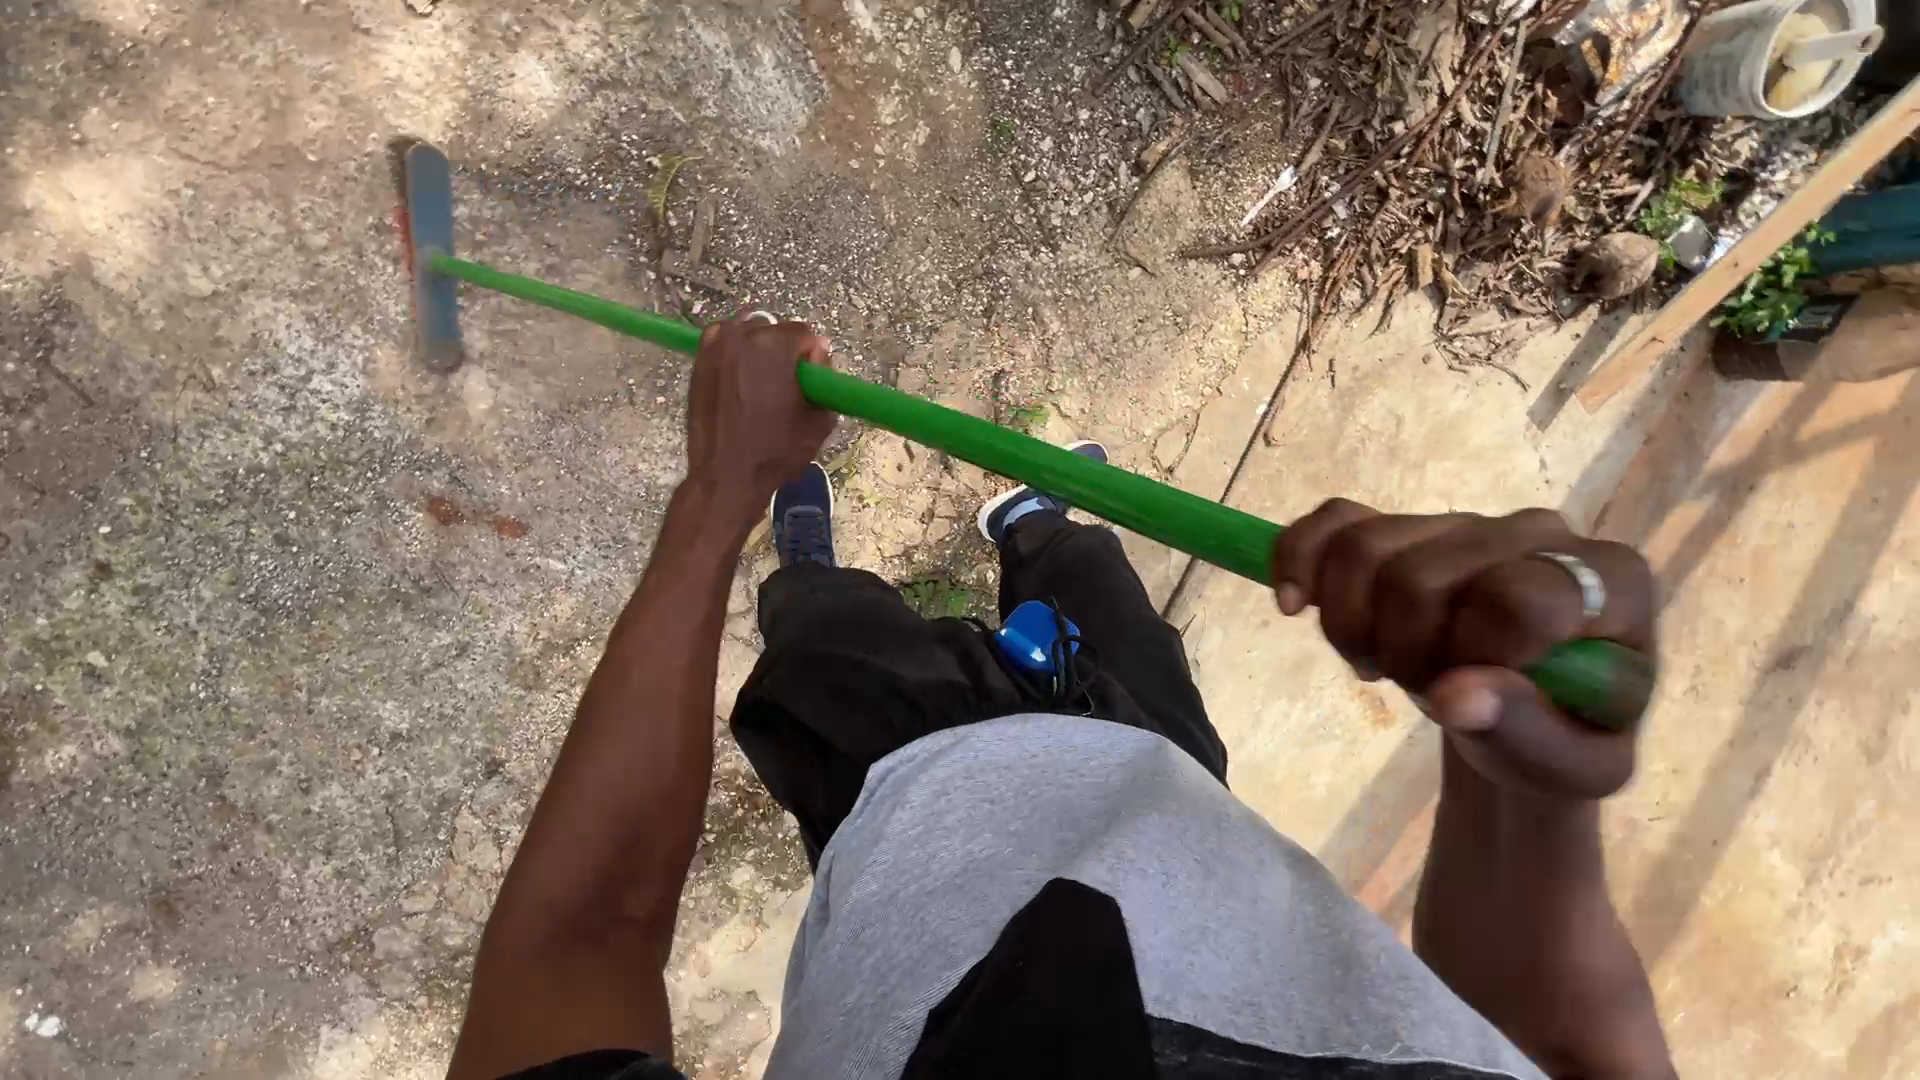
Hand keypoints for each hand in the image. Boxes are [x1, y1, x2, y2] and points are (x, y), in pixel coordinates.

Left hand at [684, 316, 837, 530]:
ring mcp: (715, 346)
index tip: (809, 383)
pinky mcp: (699, 361)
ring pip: (748, 333)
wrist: (727, 474)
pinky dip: (736, 354)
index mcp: (774, 346)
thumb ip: (826, 380)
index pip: (805, 333)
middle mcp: (742, 336)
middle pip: (775, 329)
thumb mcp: (819, 420)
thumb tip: (819, 356)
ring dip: (760, 349)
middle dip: (786, 351)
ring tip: (763, 384)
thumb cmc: (776, 450)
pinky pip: (724, 343)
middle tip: (787, 385)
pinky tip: (741, 381)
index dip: (812, 357)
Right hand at [1271, 499, 1655, 799]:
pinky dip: (1297, 559)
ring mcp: (1460, 521)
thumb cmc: (1559, 736)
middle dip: (1399, 651)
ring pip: (1362, 548)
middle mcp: (1535, 531)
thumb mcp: (1570, 766)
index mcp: (1609, 580)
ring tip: (1373, 660)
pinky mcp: (1402, 525)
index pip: (1519, 595)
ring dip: (1346, 623)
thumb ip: (1529, 733)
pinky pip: (1331, 520)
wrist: (1519, 711)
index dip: (1475, 654)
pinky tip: (1292, 602)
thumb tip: (1458, 695)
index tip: (1472, 696)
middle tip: (1416, 688)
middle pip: (1417, 576)